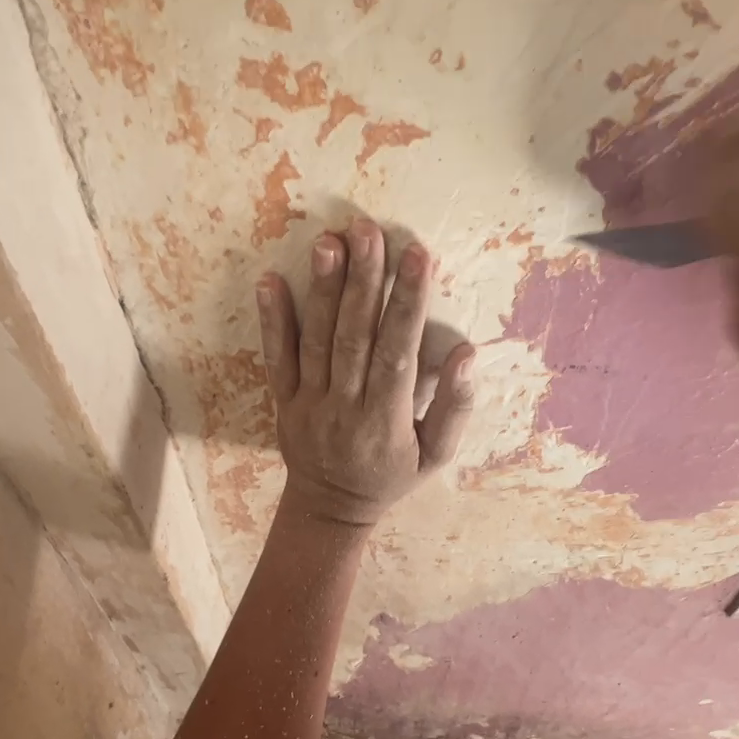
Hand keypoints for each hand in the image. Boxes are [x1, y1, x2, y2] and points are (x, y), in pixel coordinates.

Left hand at [255, 220, 476, 526]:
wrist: (330, 508)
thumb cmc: (391, 476)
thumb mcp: (435, 455)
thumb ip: (454, 407)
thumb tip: (467, 354)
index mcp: (385, 420)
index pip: (398, 353)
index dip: (409, 304)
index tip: (419, 256)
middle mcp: (344, 408)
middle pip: (354, 338)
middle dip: (364, 282)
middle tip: (368, 230)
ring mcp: (308, 404)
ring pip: (316, 342)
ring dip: (323, 290)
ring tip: (330, 242)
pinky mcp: (283, 401)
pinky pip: (275, 359)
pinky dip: (272, 320)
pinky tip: (271, 281)